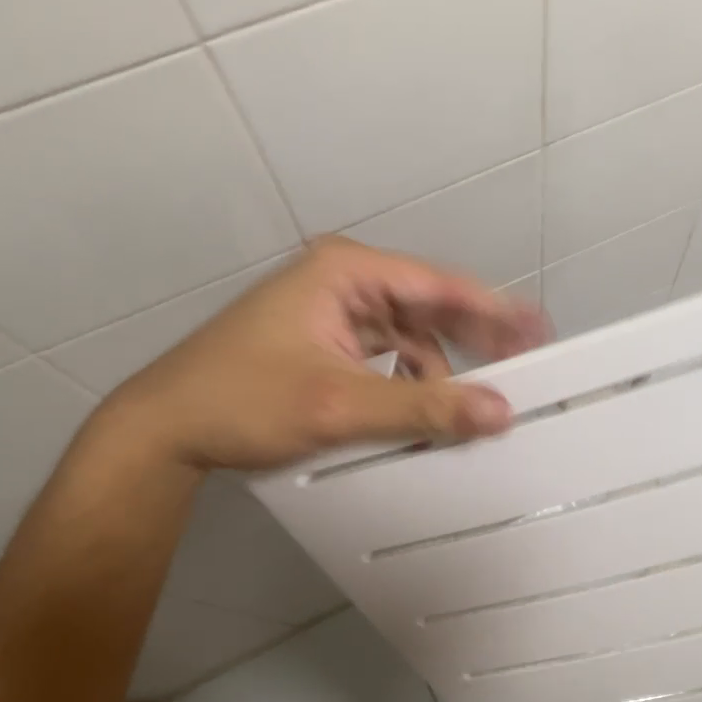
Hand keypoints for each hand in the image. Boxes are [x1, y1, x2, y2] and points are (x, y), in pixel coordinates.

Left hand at [104, 236, 549, 471]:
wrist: (164, 430)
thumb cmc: (243, 402)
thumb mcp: (340, 406)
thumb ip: (424, 407)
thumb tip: (499, 411)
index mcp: (346, 271)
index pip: (439, 285)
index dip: (493, 309)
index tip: (538, 330)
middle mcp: (343, 279)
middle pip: (427, 305)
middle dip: (474, 337)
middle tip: (526, 361)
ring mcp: (331, 309)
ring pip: (408, 333)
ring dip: (439, 366)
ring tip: (476, 399)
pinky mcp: (323, 339)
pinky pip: (384, 353)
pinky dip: (408, 379)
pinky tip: (425, 406)